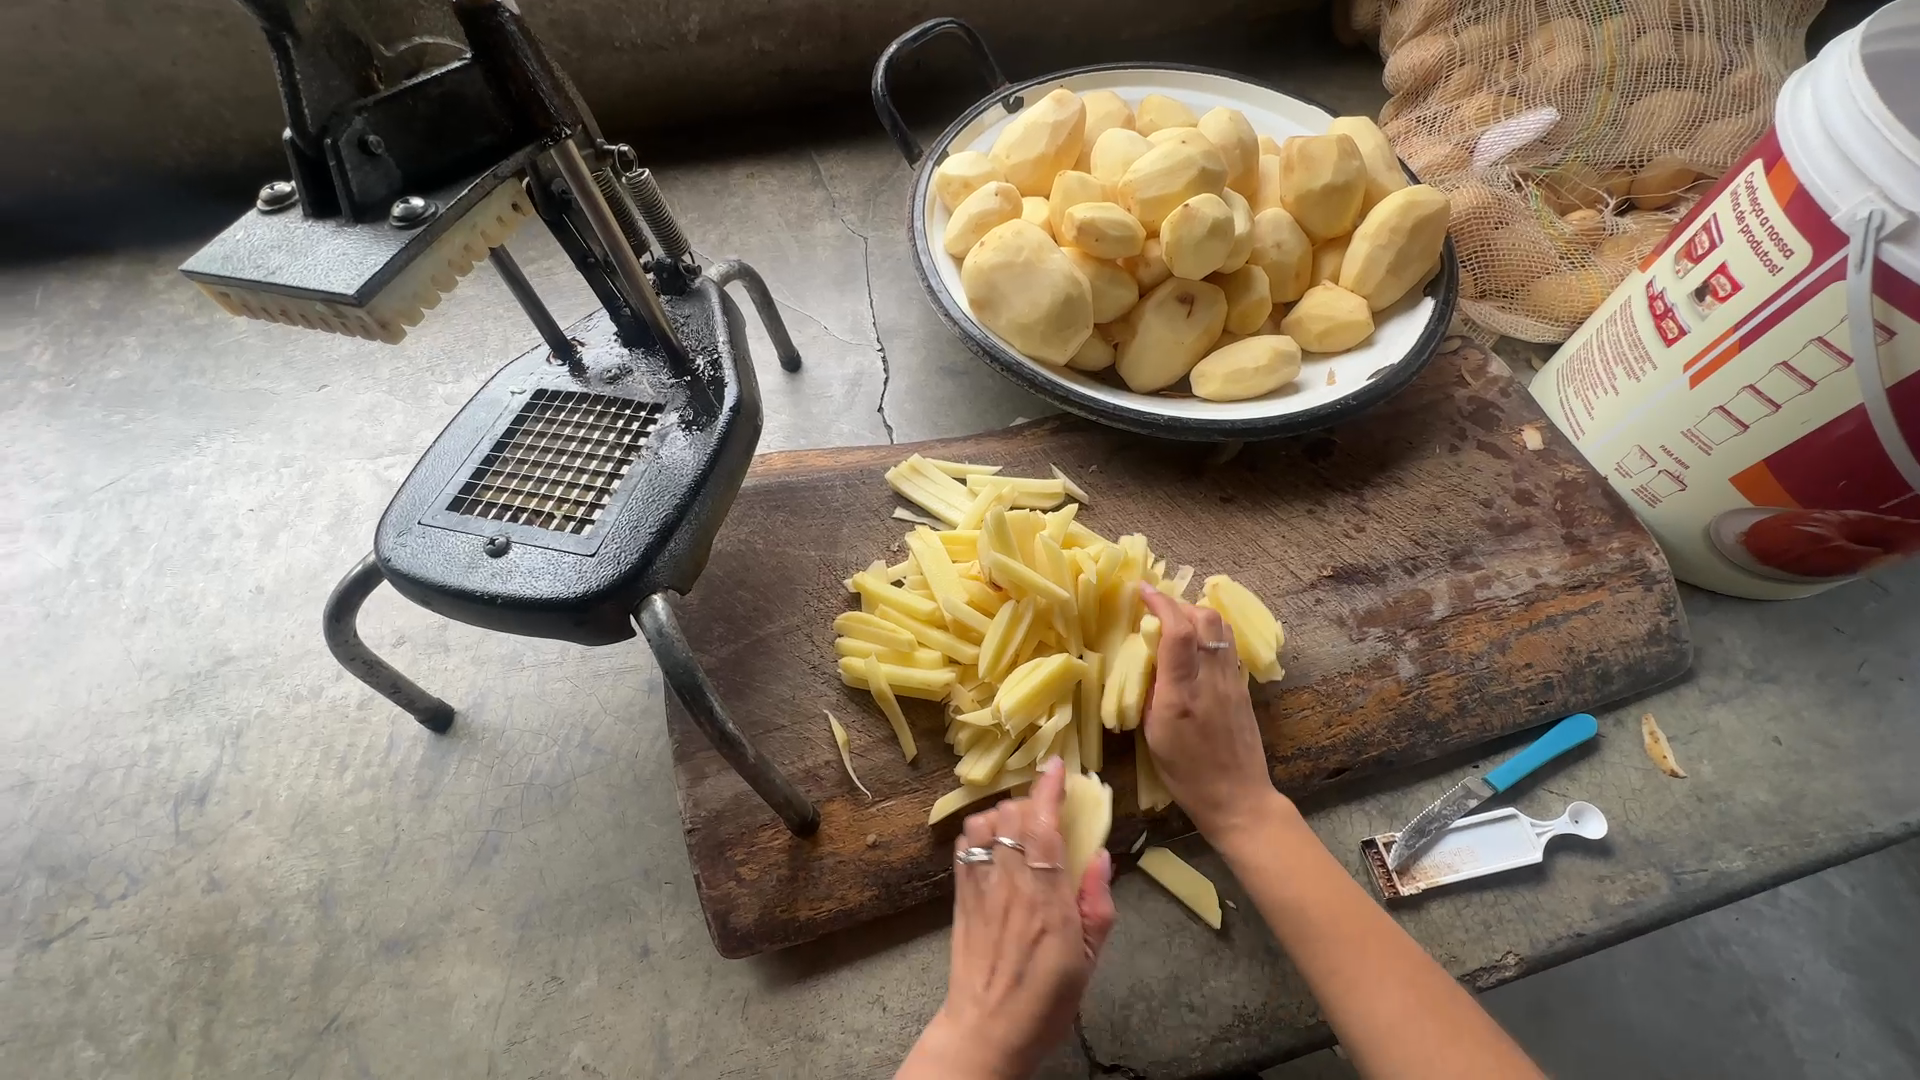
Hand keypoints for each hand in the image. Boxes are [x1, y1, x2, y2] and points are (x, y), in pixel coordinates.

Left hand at [899, 759, 1116, 1078]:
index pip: (1044, 825)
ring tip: (1022, 826)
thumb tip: (1099, 854)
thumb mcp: (1089, 959)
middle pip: (1012, 815)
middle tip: (1050, 811)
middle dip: (1032, 801)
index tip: (1058, 765)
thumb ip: (1097, 903)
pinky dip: (980, 830)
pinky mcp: (959, 893)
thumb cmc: (1045, 1000)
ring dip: (1005, 813)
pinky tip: (994, 842)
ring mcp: (979, 885)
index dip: (1049, 789)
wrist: (986, 1031)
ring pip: (984, 822)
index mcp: (1046, 898)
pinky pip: (965, 844)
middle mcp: (1009, 881)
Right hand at [1138, 584, 1284, 846]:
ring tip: (1175, 620)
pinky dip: (1209, 633)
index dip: (1160, 603)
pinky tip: (1196, 644)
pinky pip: (1228, 646)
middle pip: (1205, 619)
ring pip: (1221, 628)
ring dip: (1196, 614)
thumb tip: (1147, 656)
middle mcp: (1212, 679)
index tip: (1141, 589)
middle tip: (1155, 607)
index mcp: (1183, 692)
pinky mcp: (1243, 689)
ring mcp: (1232, 682)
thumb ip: (1151, 690)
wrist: (1237, 798)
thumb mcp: (1153, 733)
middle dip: (1178, 603)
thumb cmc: (1185, 772)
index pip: (1177, 631)